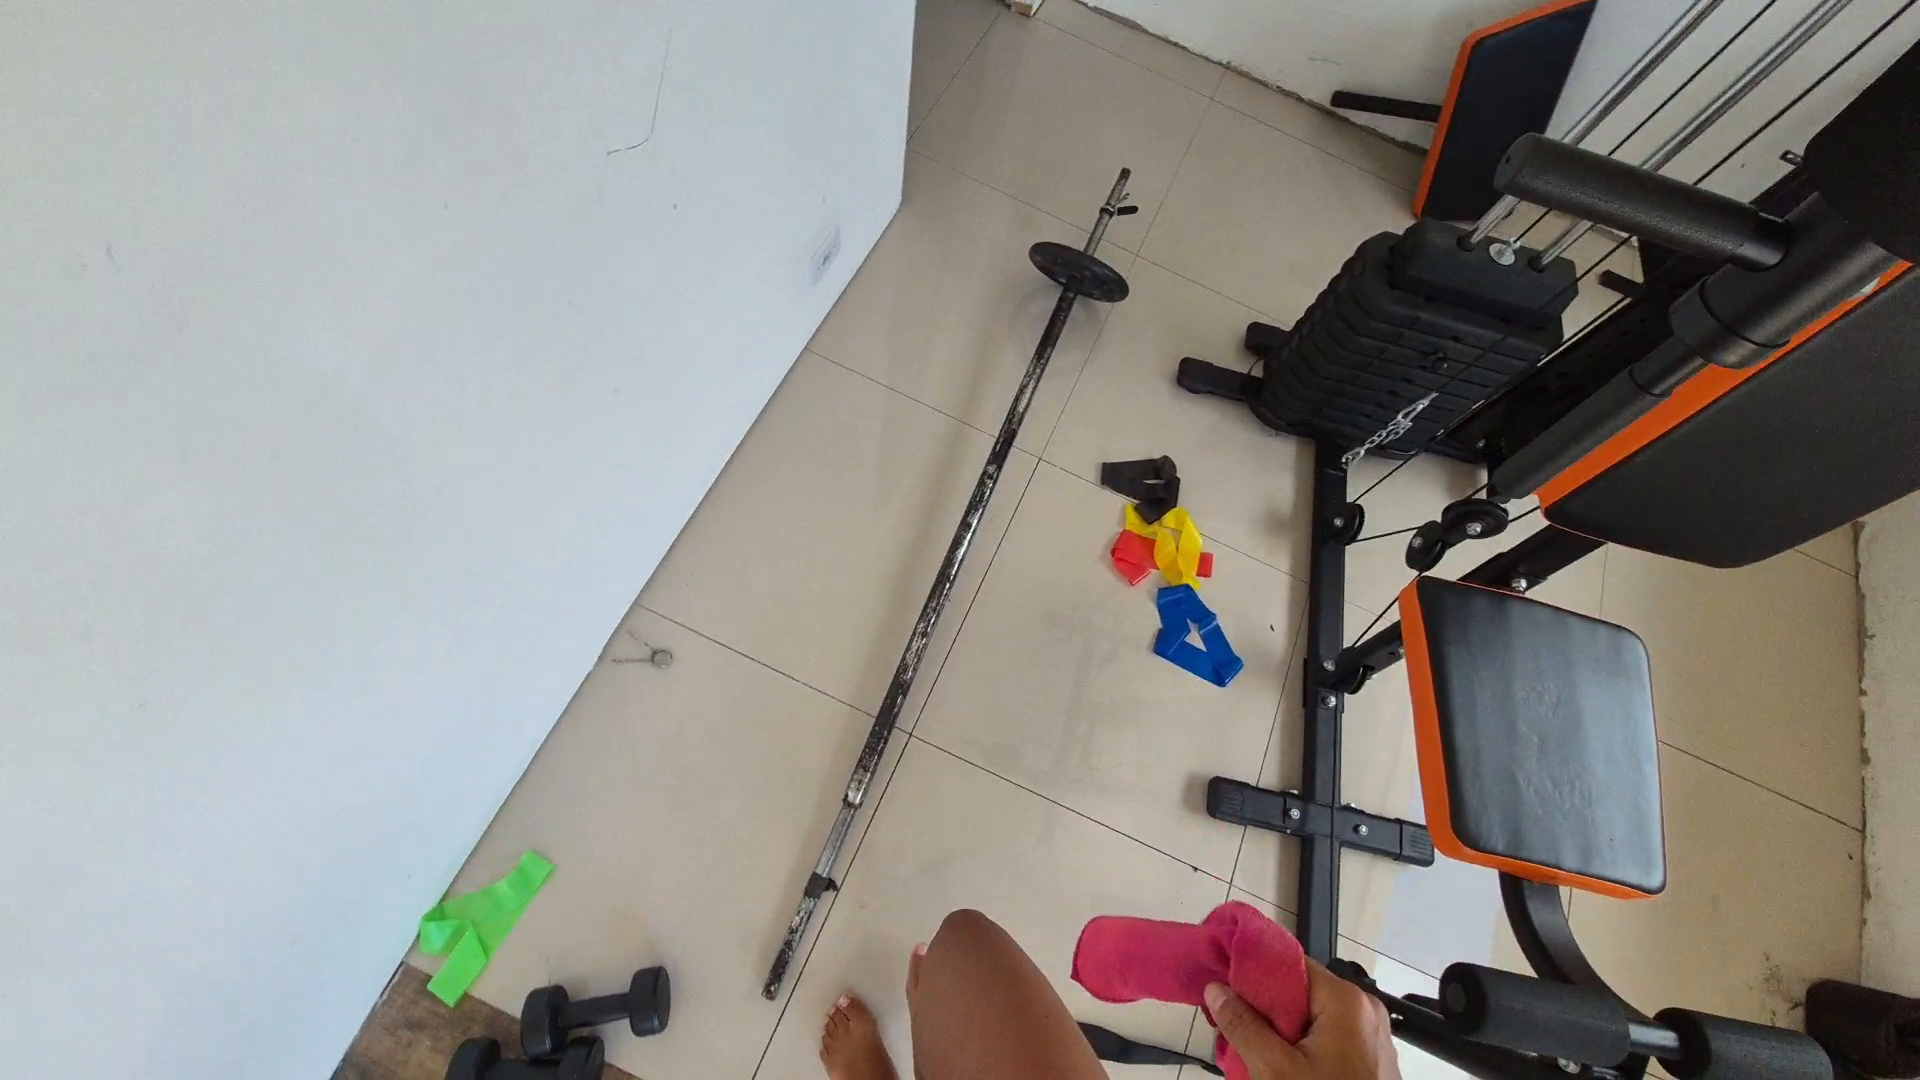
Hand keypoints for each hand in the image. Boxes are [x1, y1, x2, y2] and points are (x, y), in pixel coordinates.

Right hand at [1205, 958, 1400, 1079]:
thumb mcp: (1277, 1072)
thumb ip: (1243, 1025)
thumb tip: (1215, 989)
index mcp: (1345, 1000)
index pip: (1287, 963)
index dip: (1251, 973)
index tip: (1223, 988)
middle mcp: (1363, 1009)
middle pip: (1297, 990)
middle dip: (1262, 1008)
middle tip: (1232, 1026)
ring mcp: (1370, 1036)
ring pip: (1309, 1016)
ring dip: (1278, 1030)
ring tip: (1250, 1051)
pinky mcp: (1370, 1059)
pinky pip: (1326, 1037)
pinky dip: (1300, 1046)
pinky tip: (1279, 1067)